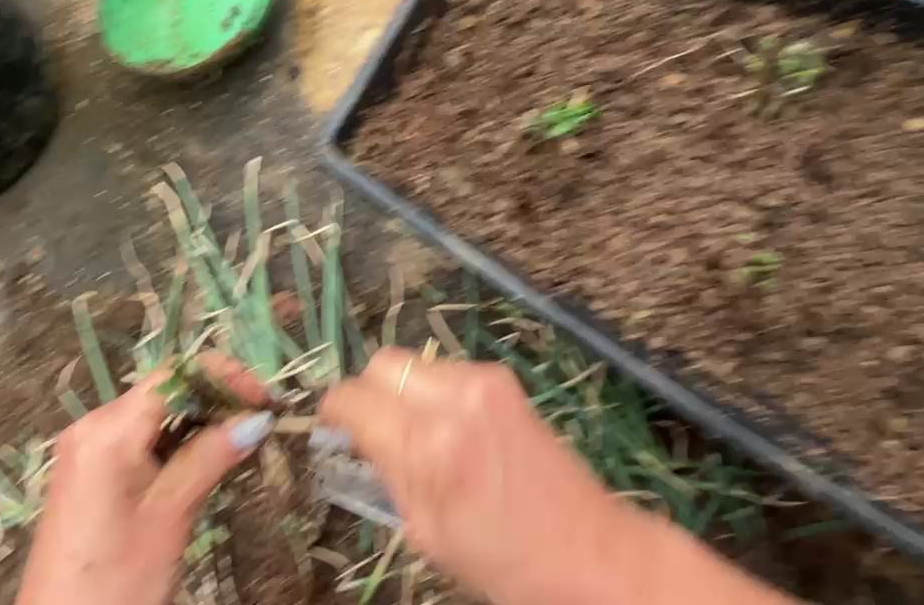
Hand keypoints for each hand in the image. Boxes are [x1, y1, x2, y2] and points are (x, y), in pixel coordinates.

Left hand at [17, 355, 276, 604]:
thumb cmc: (117, 581)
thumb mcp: (170, 515)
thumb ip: (211, 456)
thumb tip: (257, 417)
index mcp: (108, 429)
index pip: (174, 376)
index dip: (222, 377)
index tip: (263, 400)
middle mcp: (91, 425)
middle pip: (164, 392)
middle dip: (213, 399)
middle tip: (259, 421)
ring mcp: (85, 449)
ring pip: (153, 415)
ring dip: (197, 421)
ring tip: (239, 439)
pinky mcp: (87, 472)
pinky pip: (137, 439)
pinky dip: (173, 442)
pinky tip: (202, 458)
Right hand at [321, 348, 797, 604]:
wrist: (590, 551)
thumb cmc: (503, 561)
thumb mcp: (426, 530)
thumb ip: (386, 472)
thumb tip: (355, 434)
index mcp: (428, 446)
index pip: (353, 398)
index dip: (334, 409)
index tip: (332, 423)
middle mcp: (452, 399)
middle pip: (380, 363)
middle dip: (368, 391)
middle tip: (373, 426)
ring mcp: (482, 381)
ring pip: (412, 362)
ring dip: (402, 390)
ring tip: (417, 430)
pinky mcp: (502, 378)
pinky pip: (445, 370)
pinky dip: (434, 391)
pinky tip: (451, 426)